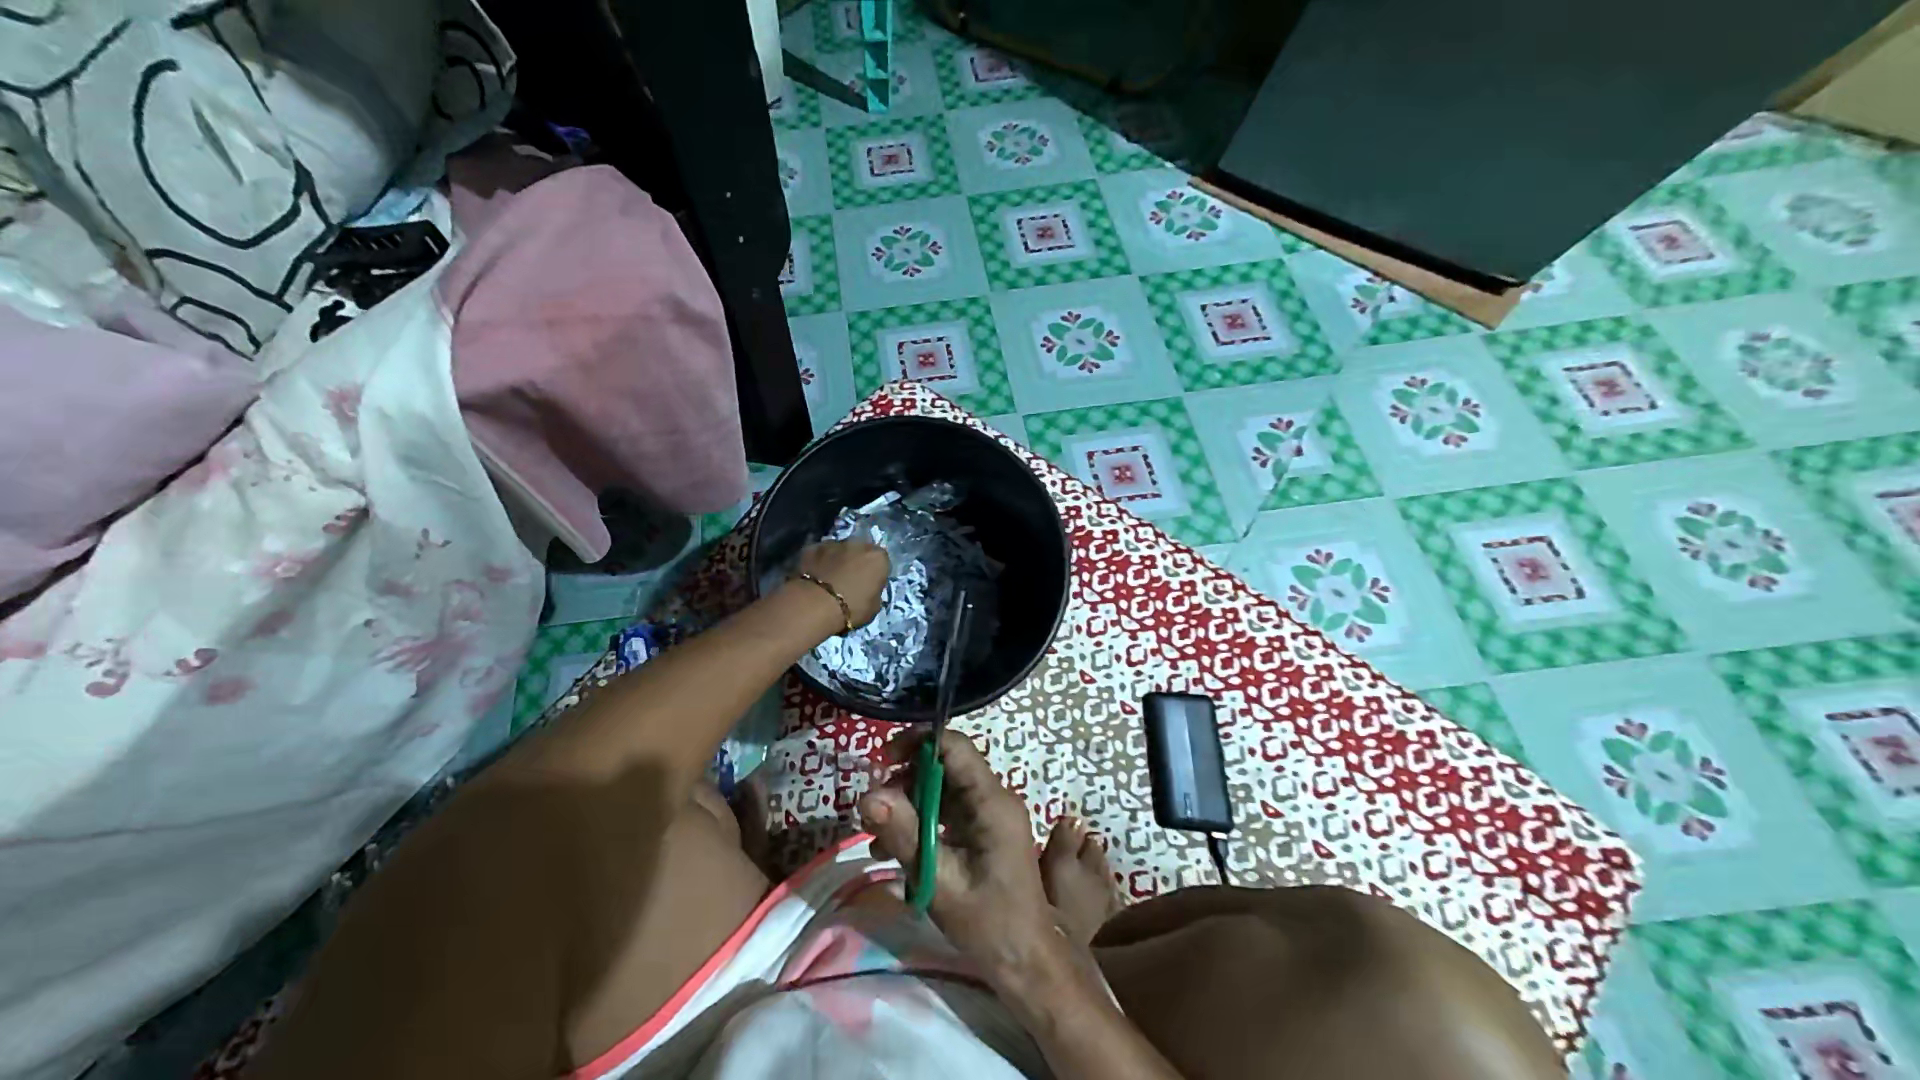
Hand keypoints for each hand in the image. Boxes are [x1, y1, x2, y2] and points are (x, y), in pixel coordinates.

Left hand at [796, 540, 888, 628]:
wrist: (816, 605)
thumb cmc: (852, 609)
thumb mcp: (874, 606)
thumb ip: (874, 591)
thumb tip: (867, 589)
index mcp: (878, 557)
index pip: (881, 561)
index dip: (874, 573)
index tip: (868, 584)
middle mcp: (858, 544)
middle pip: (859, 551)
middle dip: (855, 561)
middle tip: (848, 579)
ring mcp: (833, 543)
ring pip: (838, 550)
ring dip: (836, 560)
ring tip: (828, 578)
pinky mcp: (812, 547)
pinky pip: (819, 554)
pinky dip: (818, 561)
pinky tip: (813, 576)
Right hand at [858, 729, 1060, 985]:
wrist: (1026, 961)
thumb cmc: (988, 921)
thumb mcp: (939, 880)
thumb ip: (905, 834)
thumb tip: (868, 795)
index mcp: (992, 801)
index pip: (955, 746)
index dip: (917, 743)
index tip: (880, 762)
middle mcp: (993, 799)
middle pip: (944, 767)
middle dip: (904, 781)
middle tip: (872, 809)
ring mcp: (989, 815)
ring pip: (940, 790)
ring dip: (907, 806)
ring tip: (877, 839)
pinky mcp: (982, 832)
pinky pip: (946, 813)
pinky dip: (918, 824)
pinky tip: (892, 853)